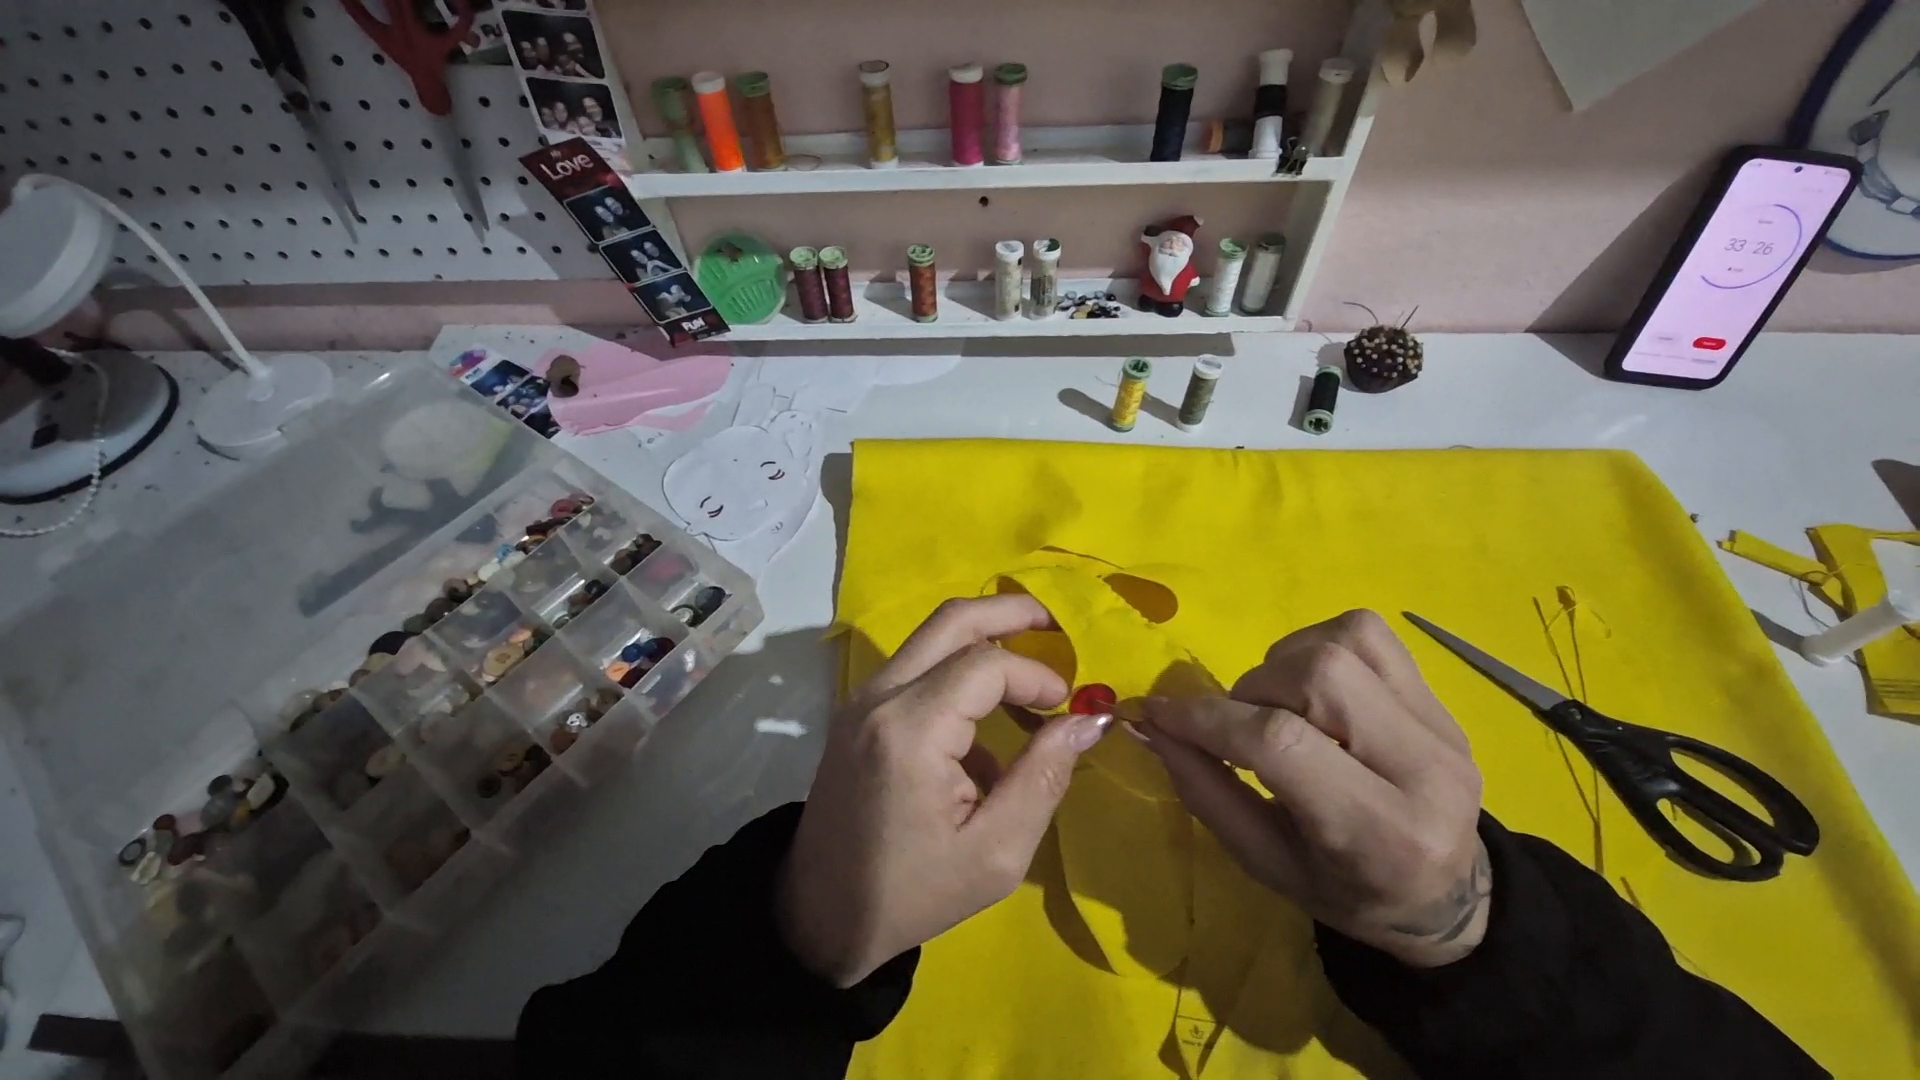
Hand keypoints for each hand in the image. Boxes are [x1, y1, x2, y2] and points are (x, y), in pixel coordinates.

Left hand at [777, 595, 1113, 986]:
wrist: (818, 914)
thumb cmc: (909, 893)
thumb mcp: (994, 854)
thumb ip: (1043, 778)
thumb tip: (1087, 721)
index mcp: (910, 730)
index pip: (986, 664)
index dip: (1036, 675)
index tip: (1066, 707)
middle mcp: (879, 697)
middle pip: (951, 621)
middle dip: (1010, 613)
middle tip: (1057, 626)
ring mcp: (861, 700)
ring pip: (930, 637)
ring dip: (984, 642)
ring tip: (1032, 673)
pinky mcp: (857, 712)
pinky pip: (915, 668)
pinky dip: (957, 673)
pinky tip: (986, 726)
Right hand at [1140, 610, 1488, 967]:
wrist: (1445, 893)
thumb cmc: (1342, 889)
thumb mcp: (1263, 861)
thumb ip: (1206, 789)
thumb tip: (1152, 724)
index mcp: (1380, 832)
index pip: (1282, 743)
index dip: (1208, 720)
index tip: (1161, 714)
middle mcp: (1425, 769)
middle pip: (1319, 676)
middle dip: (1252, 690)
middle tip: (1236, 724)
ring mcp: (1442, 725)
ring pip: (1342, 643)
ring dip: (1282, 664)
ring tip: (1275, 705)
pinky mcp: (1440, 697)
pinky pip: (1367, 632)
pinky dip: (1317, 645)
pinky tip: (1309, 685)